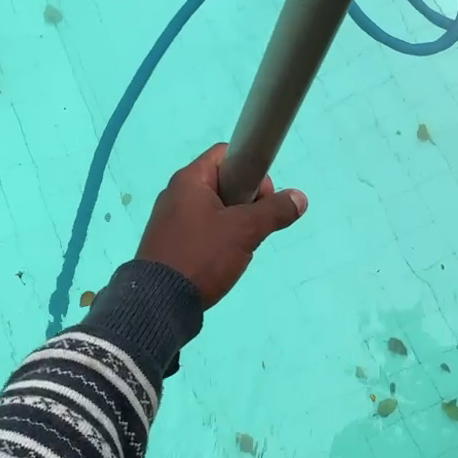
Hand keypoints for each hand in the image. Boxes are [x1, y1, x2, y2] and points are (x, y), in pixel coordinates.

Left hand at [136, 143, 307, 307]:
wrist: (158, 302)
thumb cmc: (202, 255)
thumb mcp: (244, 231)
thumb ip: (274, 211)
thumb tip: (299, 198)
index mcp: (189, 179)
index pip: (226, 154)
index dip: (251, 169)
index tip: (263, 197)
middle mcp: (175, 194)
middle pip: (222, 184)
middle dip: (246, 203)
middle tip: (254, 228)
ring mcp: (169, 220)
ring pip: (214, 211)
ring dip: (234, 226)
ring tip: (239, 250)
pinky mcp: (168, 244)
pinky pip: (201, 231)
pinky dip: (217, 241)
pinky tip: (222, 262)